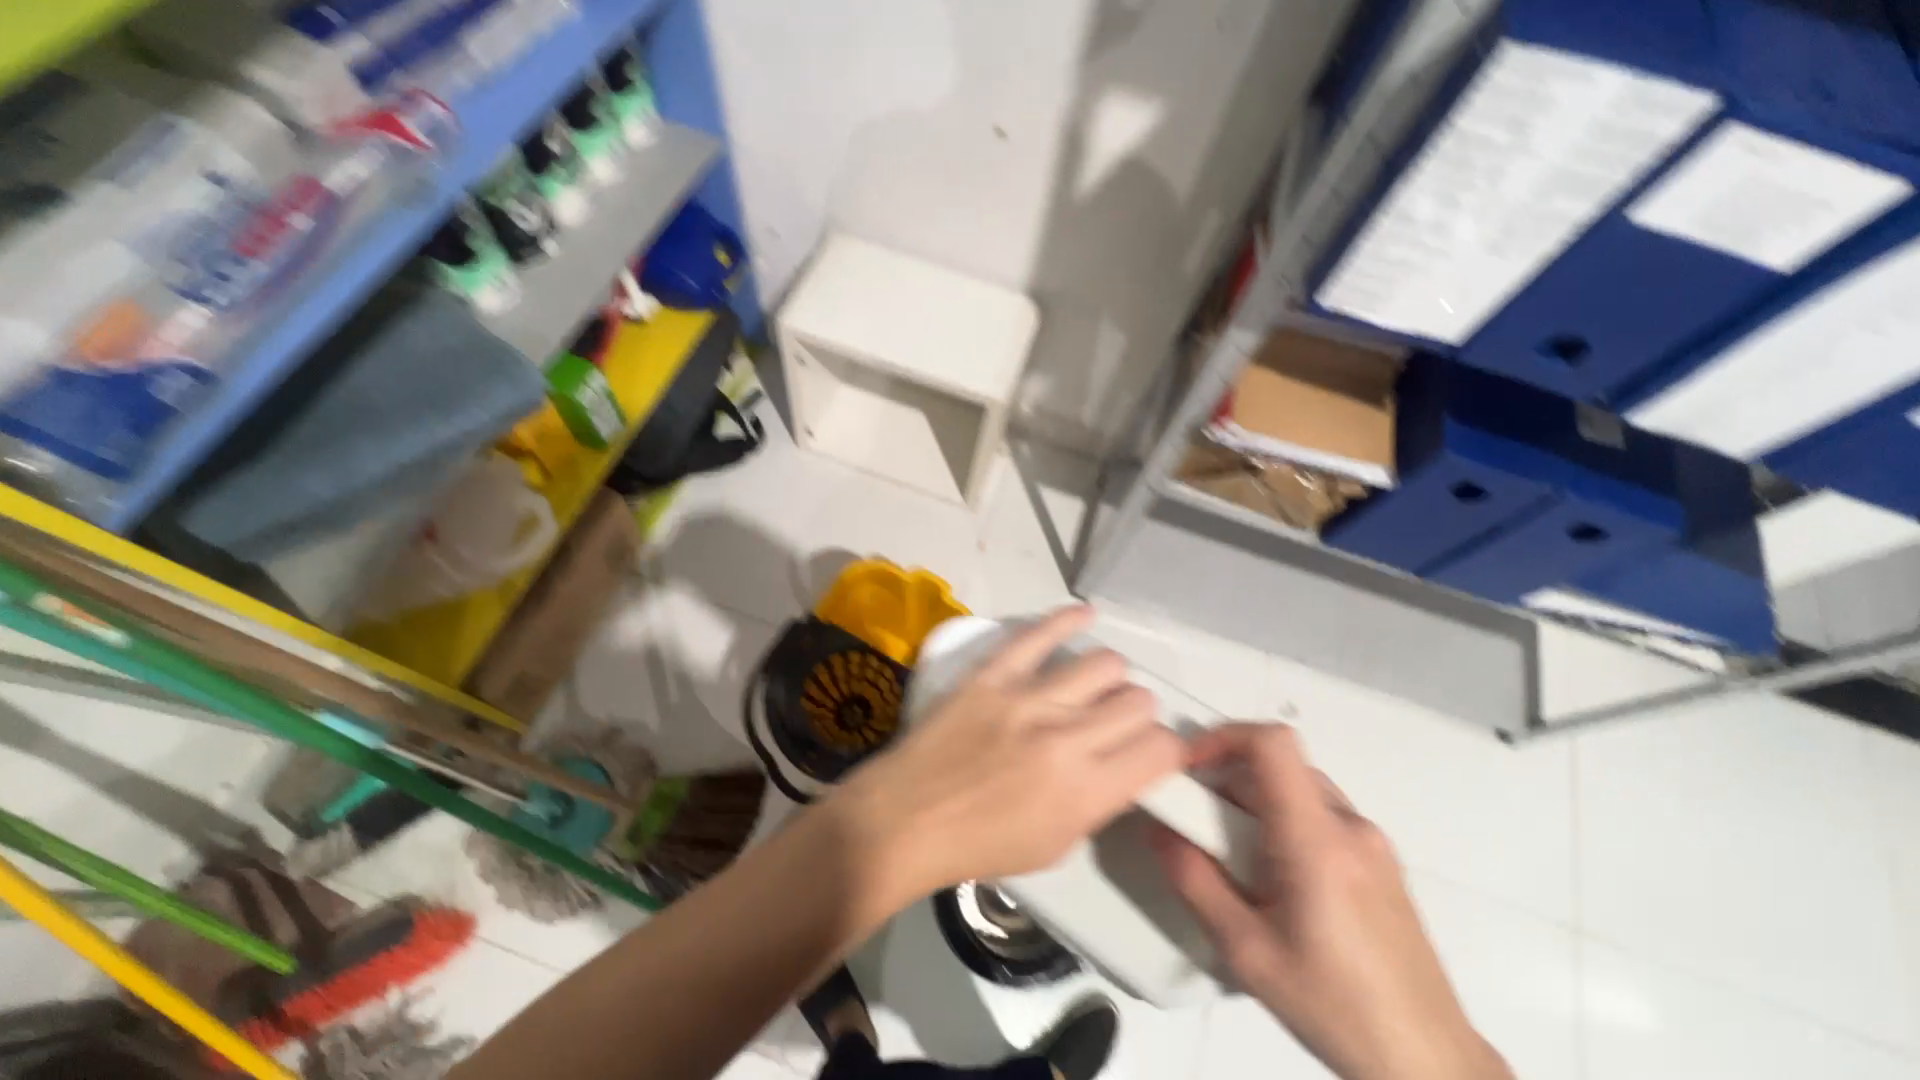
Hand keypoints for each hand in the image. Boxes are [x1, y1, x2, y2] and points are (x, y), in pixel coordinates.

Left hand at [827, 606, 1185, 906]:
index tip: (1150, 753)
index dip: (1165, 750)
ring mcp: (1029, 699)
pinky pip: (1040, 634)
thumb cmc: (979, 846)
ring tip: (1094, 687)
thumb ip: (1097, 803)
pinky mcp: (993, 675)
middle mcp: (1068, 737)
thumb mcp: (1055, 847)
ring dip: (1110, 678)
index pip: (1161, 749)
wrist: (905, 819)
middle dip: (1138, 715)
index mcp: (1087, 790)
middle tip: (1116, 724)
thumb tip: (1120, 765)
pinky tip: (1084, 615)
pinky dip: (1068, 620)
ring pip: (1104, 664)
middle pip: (1139, 702)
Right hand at [1150, 724, 1511, 1079]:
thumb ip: (1196, 883)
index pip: (1272, 744)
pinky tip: (1277, 887)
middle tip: (1198, 829)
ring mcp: (1375, 844)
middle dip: (1230, 782)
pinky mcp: (1385, 865)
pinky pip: (1324, 819)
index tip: (1188, 768)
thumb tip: (1160, 832)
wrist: (1425, 1057)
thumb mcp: (1247, 952)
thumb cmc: (1333, 1005)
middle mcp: (1351, 827)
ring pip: (1303, 792)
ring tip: (1235, 866)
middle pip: (1282, 766)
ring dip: (1259, 807)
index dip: (1223, 737)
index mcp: (1317, 841)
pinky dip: (1287, 826)